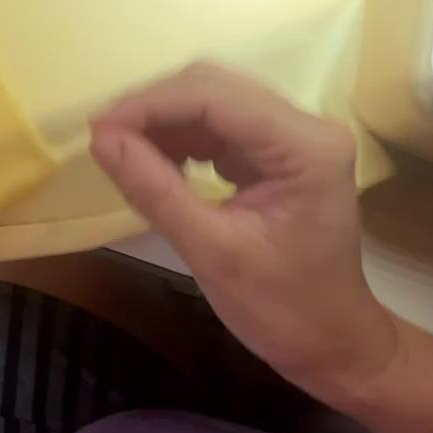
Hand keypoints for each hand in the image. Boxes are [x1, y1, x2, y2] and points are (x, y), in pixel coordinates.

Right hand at [89, 62, 399, 407]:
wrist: (333, 345)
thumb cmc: (284, 310)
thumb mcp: (211, 253)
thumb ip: (155, 191)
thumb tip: (99, 138)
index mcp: (305, 146)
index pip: (214, 97)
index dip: (151, 105)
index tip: (99, 130)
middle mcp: (303, 125)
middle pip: (211, 87)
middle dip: (152, 108)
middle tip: (103, 138)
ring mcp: (290, 133)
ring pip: (208, 99)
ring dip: (160, 121)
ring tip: (121, 151)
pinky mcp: (273, 147)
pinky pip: (213, 122)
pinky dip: (176, 137)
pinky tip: (151, 161)